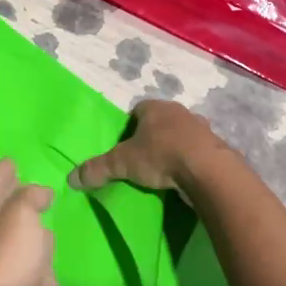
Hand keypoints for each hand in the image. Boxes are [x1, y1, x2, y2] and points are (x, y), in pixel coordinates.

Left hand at [0, 160, 59, 285]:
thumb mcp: (18, 215)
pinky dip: (47, 238)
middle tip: (28, 175)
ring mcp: (16, 258)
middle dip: (16, 192)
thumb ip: (30, 197)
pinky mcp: (36, 277)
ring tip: (45, 198)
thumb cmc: (8, 259)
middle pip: (8, 207)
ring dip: (33, 215)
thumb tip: (42, 193)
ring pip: (26, 228)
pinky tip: (54, 231)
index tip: (10, 159)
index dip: (0, 174)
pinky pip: (42, 250)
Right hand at [69, 100, 229, 192]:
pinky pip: (196, 151)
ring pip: (180, 136)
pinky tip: (182, 177)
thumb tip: (71, 178)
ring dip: (173, 148)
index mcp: (155, 107)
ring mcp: (200, 128)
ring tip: (163, 170)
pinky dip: (189, 161)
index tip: (124, 146)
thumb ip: (97, 169)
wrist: (208, 170)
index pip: (137, 110)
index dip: (128, 127)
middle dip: (151, 137)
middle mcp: (179, 112)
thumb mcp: (122, 163)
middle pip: (160, 122)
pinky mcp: (214, 147)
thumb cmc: (161, 156)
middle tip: (141, 159)